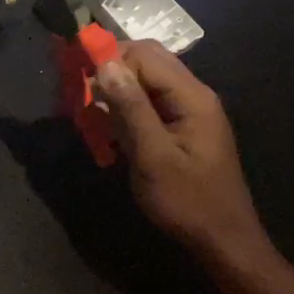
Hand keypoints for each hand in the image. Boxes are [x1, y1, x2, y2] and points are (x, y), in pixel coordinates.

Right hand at [94, 40, 269, 261]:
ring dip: (113, 91)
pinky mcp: (179, 128)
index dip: (108, 58)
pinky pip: (147, 105)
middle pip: (146, 62)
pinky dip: (123, 110)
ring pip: (144, 82)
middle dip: (109, 70)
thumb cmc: (186, 200)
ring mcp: (187, 112)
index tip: (73, 74)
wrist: (221, 238)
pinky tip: (105, 129)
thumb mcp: (153, 156)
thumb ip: (131, 108)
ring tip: (85, 113)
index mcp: (192, 97)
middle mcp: (193, 95)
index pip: (145, 55)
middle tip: (76, 92)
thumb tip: (105, 65)